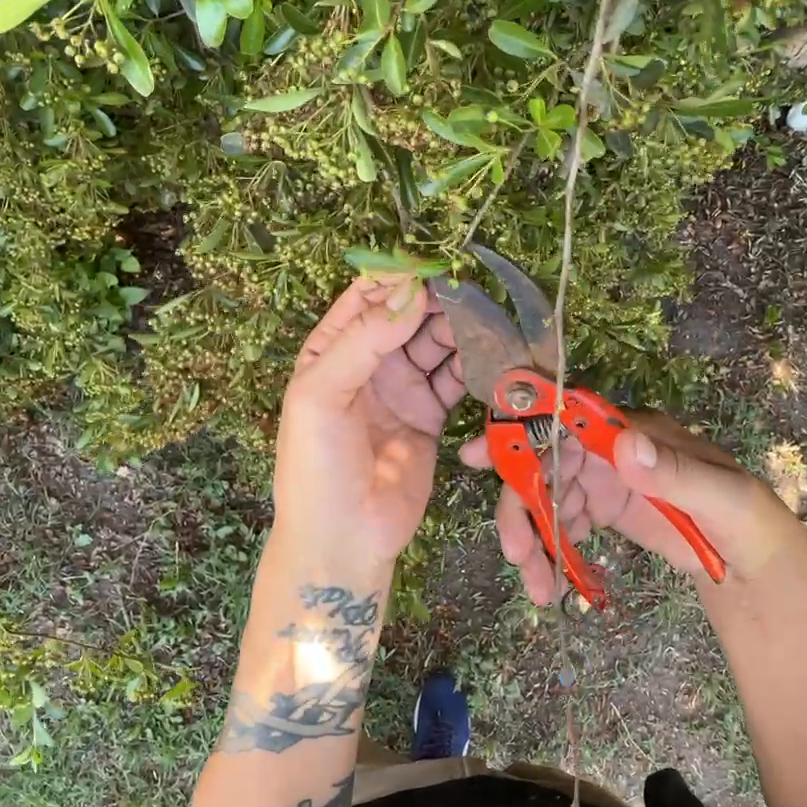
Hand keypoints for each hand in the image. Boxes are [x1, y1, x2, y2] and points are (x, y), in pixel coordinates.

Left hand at [273, 276, 462, 572]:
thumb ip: (363, 340)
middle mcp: (367, 364)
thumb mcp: (322, 395)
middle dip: (436, 302)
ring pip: (434, 344)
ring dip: (457, 330)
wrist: (343, 538)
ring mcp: (400, 390)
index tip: (432, 269)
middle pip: (406, 317)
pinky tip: (490, 354)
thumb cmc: (316, 465)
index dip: (397, 279)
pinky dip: (472, 365)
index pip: (365, 298)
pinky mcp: (429, 417)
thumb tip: (410, 293)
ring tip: (485, 320)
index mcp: (331, 351)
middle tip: (470, 293)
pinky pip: (453, 380)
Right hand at [460, 411, 806, 604]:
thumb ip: (675, 473)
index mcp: (638, 433)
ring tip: (537, 587)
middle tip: (516, 553)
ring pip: (547, 496)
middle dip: (520, 506)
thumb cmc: (755, 528)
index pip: (568, 421)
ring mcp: (607, 481)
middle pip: (546, 463)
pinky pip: (562, 522)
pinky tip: (553, 581)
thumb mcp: (726, 500)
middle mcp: (614, 450)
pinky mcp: (606, 510)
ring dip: (532, 538)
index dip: (521, 433)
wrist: (760, 574)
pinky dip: (550, 549)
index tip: (478, 456)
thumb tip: (623, 443)